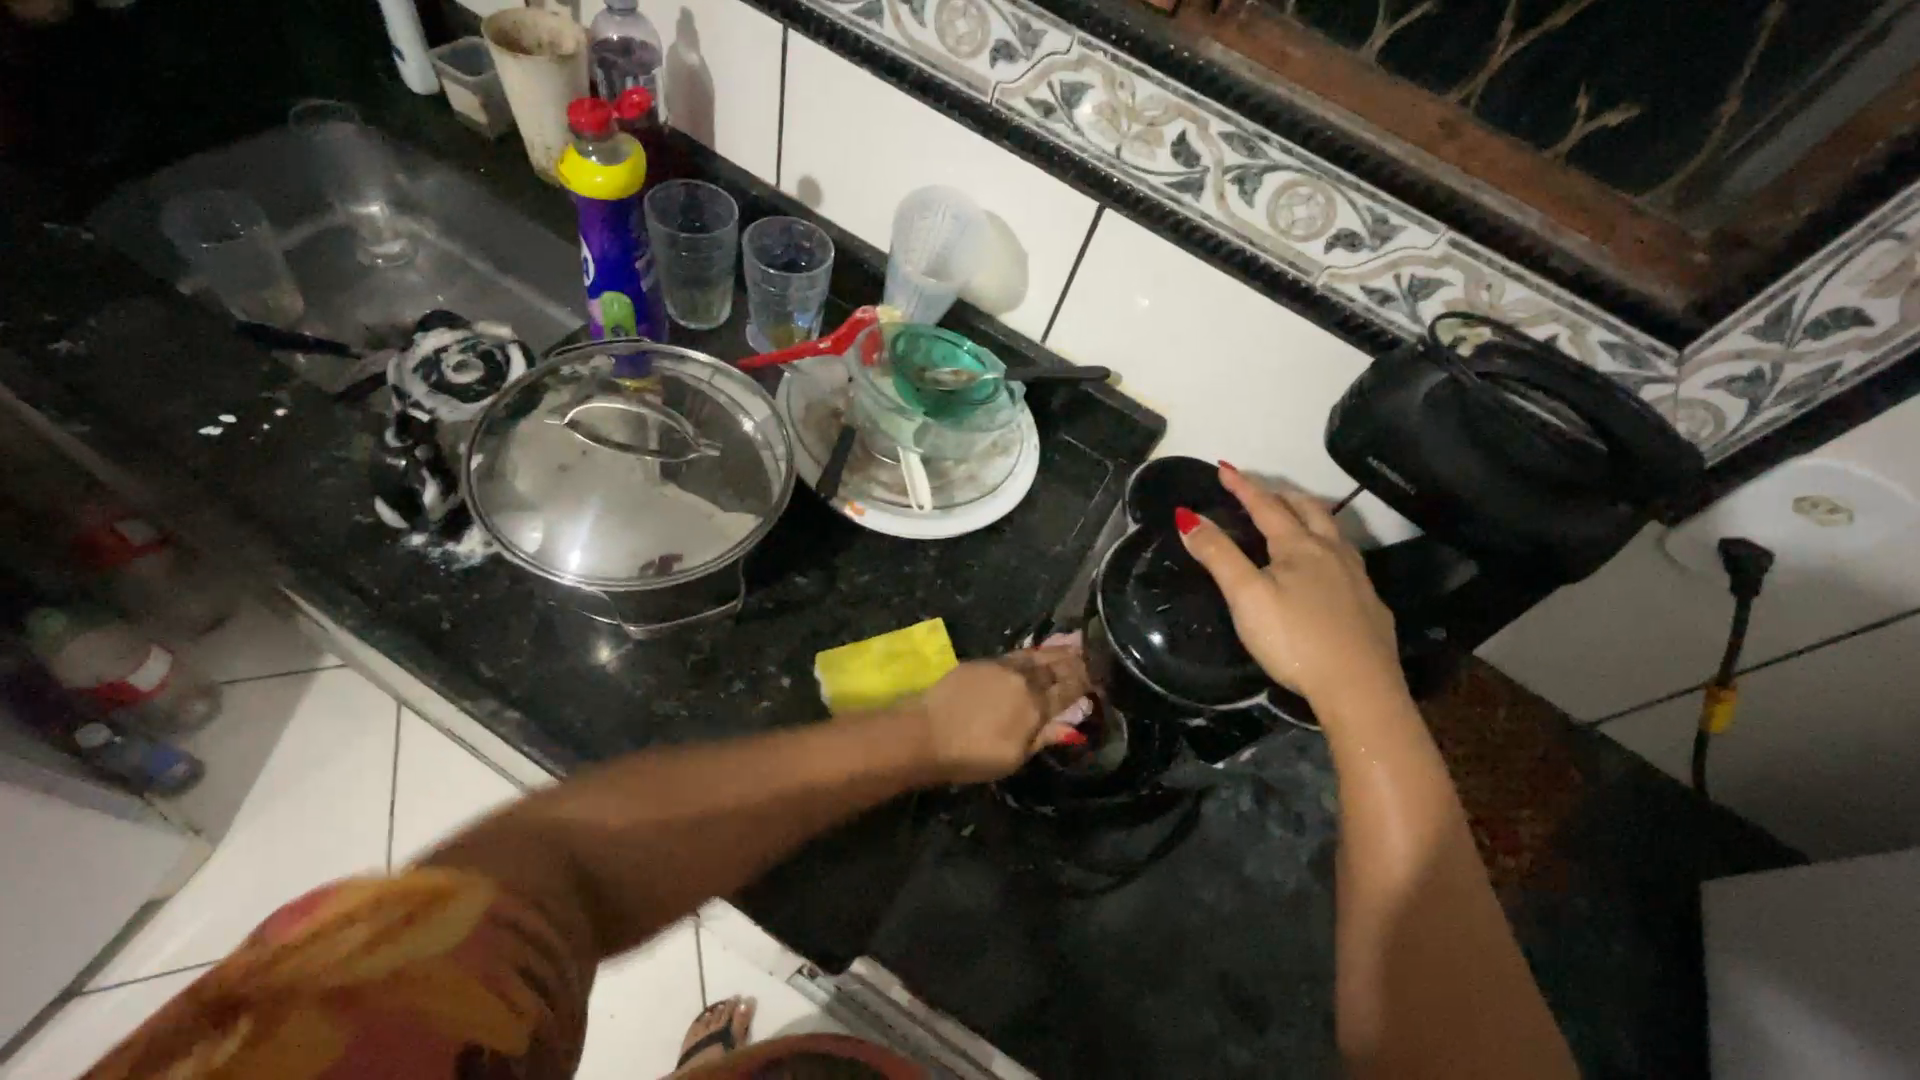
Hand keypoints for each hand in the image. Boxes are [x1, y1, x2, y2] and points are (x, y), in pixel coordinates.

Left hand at [915, 644, 1091, 783]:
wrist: (924, 733)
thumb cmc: (971, 755)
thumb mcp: (1014, 757)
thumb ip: (1043, 737)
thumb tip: (1070, 726)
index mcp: (1036, 705)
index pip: (1069, 689)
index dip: (1087, 682)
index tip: (1102, 676)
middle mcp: (1023, 680)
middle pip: (1056, 667)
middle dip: (1076, 660)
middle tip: (1093, 652)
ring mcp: (1001, 668)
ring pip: (1037, 656)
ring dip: (1057, 651)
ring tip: (1073, 644)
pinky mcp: (981, 663)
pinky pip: (1016, 654)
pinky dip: (1033, 652)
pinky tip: (1037, 652)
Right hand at [1176, 463, 1402, 708]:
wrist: (1359, 687)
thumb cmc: (1294, 639)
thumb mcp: (1246, 596)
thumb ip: (1218, 555)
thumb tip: (1188, 516)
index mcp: (1298, 547)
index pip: (1266, 506)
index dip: (1243, 486)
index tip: (1224, 467)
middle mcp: (1332, 553)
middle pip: (1309, 511)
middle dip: (1283, 496)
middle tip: (1264, 491)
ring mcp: (1358, 579)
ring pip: (1335, 534)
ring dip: (1313, 518)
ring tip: (1299, 520)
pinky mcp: (1372, 607)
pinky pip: (1350, 564)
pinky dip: (1331, 552)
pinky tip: (1329, 572)